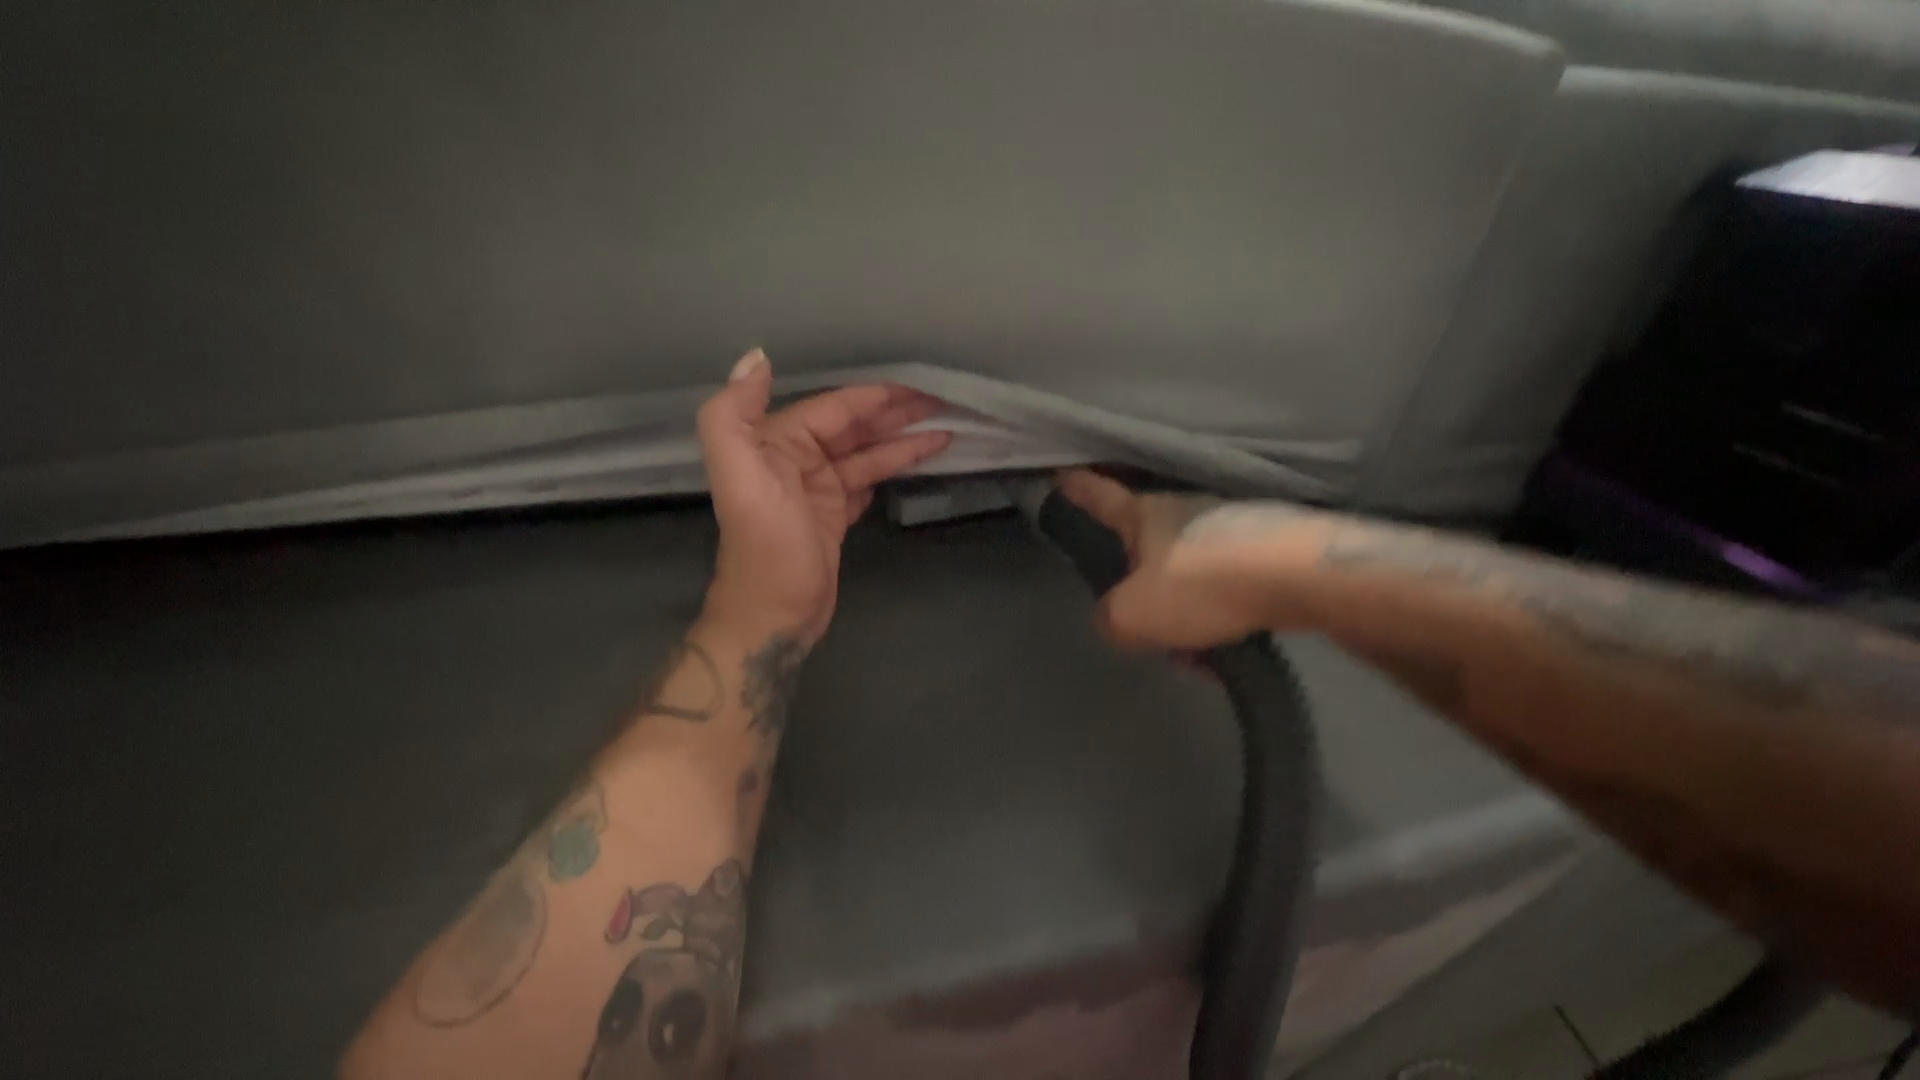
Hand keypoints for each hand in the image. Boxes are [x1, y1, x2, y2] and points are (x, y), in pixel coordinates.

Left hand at [696, 350, 950, 643]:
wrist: (773, 616)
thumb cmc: (765, 546)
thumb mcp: (740, 476)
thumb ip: (733, 413)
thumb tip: (757, 357)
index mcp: (775, 443)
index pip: (833, 408)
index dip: (875, 395)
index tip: (918, 385)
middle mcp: (795, 460)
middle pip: (853, 426)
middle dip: (896, 413)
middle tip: (944, 401)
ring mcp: (817, 490)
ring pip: (866, 453)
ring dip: (902, 440)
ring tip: (946, 429)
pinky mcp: (833, 517)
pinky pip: (867, 480)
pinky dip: (892, 468)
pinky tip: (920, 457)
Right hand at [1055, 469, 1282, 650]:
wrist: (1302, 577)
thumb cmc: (1203, 585)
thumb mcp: (1134, 615)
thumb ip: (1110, 619)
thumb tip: (1114, 621)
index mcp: (1147, 515)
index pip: (1101, 497)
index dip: (1079, 490)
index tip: (1061, 474)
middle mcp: (1189, 510)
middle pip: (1152, 544)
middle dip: (1146, 581)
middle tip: (1146, 621)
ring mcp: (1235, 526)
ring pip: (1195, 572)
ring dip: (1189, 609)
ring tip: (1197, 653)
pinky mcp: (1275, 548)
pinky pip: (1233, 587)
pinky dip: (1225, 615)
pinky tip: (1233, 646)